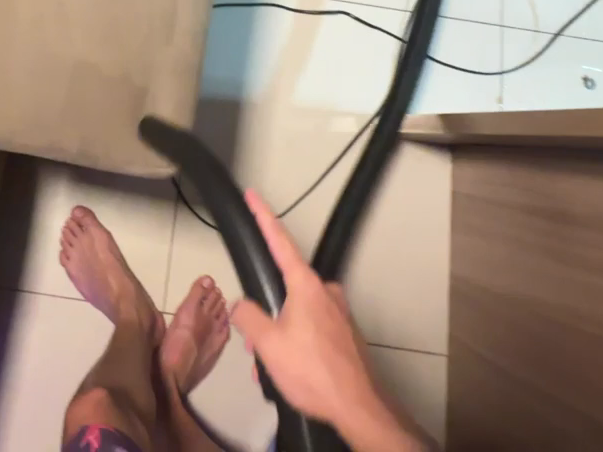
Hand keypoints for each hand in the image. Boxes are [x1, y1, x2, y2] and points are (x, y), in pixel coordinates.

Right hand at [227, 190, 430, 450]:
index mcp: (305, 284)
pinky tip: (291, 372)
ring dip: (280, 334)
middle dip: (267, 311)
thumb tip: (241, 305)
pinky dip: (297, 345)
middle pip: (285, 286)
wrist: (361, 408)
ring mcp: (338, 312)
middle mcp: (325, 291)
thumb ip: (248, 317)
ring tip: (271, 368)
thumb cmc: (314, 371)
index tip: (253, 194)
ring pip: (298, 313)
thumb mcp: (268, 344)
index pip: (280, 240)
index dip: (263, 216)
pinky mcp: (346, 334)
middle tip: (255, 341)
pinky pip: (313, 329)